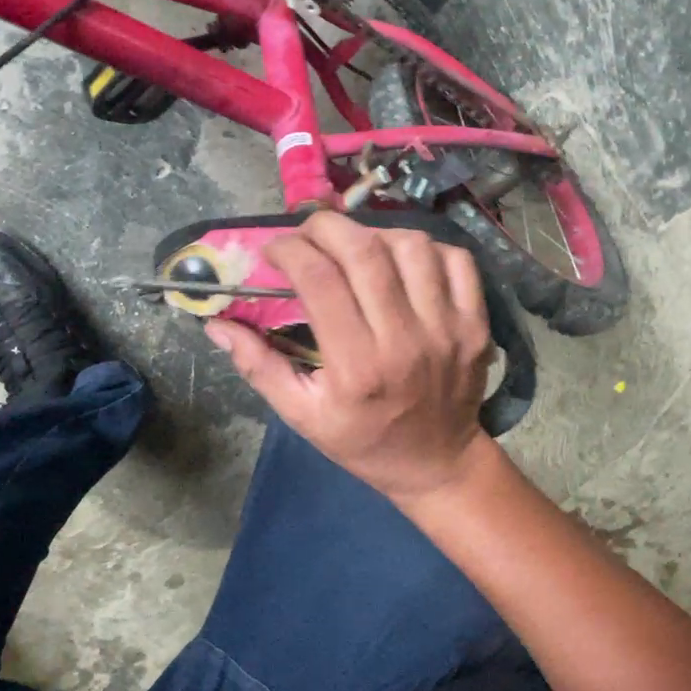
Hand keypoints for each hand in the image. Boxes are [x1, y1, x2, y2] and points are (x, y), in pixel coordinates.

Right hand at [205, 211, 499, 502]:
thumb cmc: (362, 440)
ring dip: (375, 234)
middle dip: (327, 227)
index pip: (321, 280)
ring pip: (412, 246)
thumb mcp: (302, 415)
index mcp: (357, 366)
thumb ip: (258, 366)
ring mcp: (448, 328)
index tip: (275, 250)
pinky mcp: (476, 323)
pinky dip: (426, 248)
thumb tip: (214, 323)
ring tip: (354, 247)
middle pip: (365, 252)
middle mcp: (404, 340)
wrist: (437, 463)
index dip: (291, 250)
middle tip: (308, 233)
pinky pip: (456, 260)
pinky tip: (401, 261)